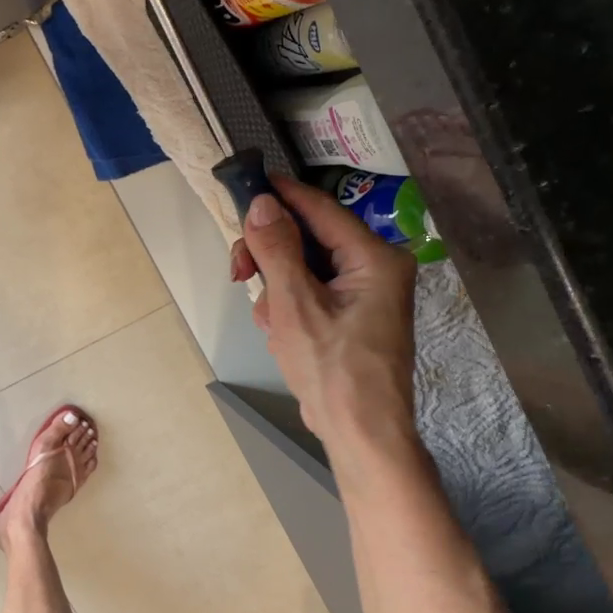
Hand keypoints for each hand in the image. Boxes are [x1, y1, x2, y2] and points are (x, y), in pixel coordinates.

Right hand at [231, 176, 417, 447]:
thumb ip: (277, 251)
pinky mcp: (349, 315)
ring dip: (274, 290)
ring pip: (301, 268)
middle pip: (307, 239)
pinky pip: (307, 292)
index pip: (321, 210)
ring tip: (272, 324)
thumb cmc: (332, 368)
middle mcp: (375, 269)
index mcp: (375, 259)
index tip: (247, 183)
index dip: (282, 195)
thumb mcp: (294, 305)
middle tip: (237, 273)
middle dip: (269, 256)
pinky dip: (286, 307)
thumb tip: (261, 205)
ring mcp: (363, 294)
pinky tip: (282, 334)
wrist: (359, 429)